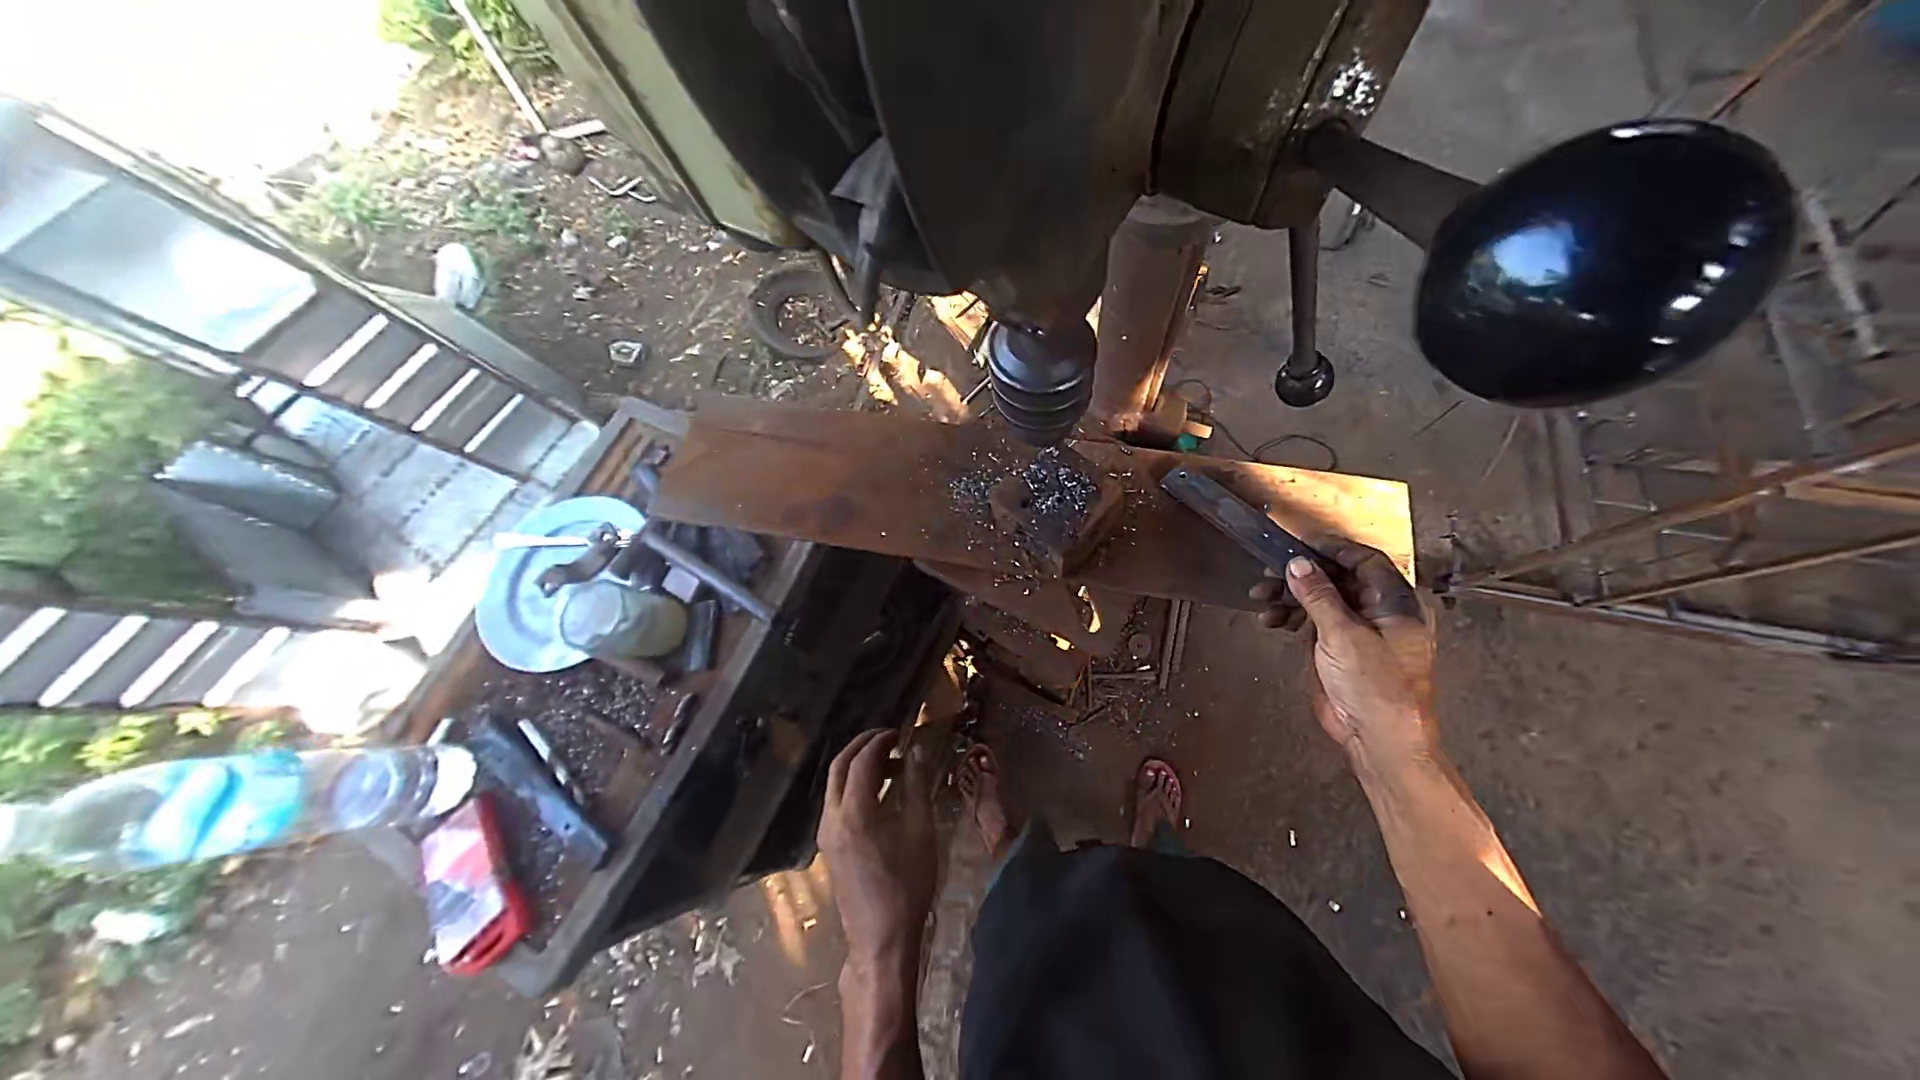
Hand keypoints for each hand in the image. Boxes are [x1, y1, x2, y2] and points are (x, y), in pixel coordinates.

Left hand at [817, 729, 937, 968]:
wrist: (882, 938)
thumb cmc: (908, 884)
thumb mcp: (920, 830)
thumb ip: (917, 785)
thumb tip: (917, 750)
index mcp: (854, 812)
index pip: (862, 761)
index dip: (880, 741)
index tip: (900, 732)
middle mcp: (831, 818)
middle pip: (839, 767)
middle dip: (862, 746)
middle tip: (888, 737)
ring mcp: (826, 834)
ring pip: (835, 785)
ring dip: (859, 767)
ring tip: (892, 763)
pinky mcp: (829, 847)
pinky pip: (837, 803)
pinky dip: (855, 787)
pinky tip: (881, 792)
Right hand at [1251, 540, 1438, 775]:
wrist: (1378, 738)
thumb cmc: (1377, 688)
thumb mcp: (1344, 635)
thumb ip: (1319, 596)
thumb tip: (1298, 564)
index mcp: (1396, 604)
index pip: (1365, 562)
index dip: (1332, 549)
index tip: (1300, 544)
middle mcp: (1379, 613)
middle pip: (1338, 579)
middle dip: (1302, 575)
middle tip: (1270, 572)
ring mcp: (1358, 632)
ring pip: (1321, 600)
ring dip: (1290, 596)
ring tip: (1261, 597)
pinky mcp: (1338, 650)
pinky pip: (1312, 622)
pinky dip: (1291, 617)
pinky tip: (1271, 619)